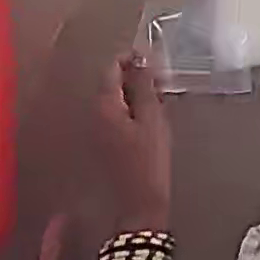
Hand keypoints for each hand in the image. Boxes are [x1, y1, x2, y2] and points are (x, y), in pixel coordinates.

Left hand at [95, 51, 170, 229]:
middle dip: (138, 75)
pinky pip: (120, 112)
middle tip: (163, 81)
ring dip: (139, 91)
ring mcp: (100, 129)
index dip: (133, 58)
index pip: (112, 67)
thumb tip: (142, 57)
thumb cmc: (149, 157)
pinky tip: (154, 115)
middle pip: (114, 81)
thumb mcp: (152, 117)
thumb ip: (145, 84)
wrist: (141, 202)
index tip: (156, 62)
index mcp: (105, 106)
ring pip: (119, 97)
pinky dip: (136, 107)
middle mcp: (96, 115)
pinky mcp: (109, 140)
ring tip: (162, 97)